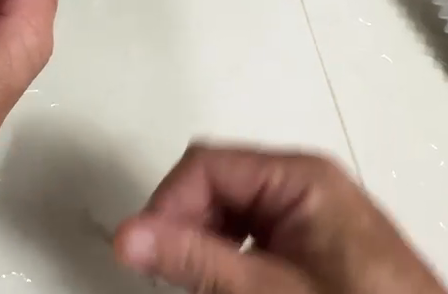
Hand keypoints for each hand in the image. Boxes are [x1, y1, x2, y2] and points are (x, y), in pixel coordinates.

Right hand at [113, 145, 447, 293]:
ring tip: (208, 288)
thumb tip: (125, 235)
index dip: (169, 206)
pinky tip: (237, 290)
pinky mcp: (322, 249)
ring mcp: (316, 216)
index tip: (149, 255)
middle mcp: (307, 184)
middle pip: (217, 186)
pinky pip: (258, 239)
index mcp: (300, 176)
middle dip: (190, 230)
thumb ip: (197, 261)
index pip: (205, 165)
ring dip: (211, 250)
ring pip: (233, 214)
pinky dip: (237, 263)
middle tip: (179, 279)